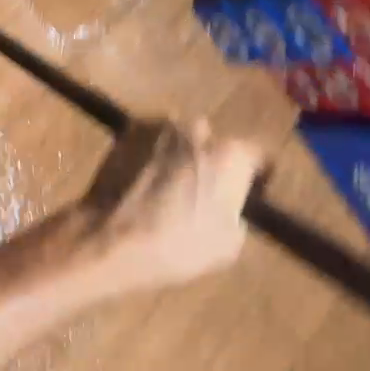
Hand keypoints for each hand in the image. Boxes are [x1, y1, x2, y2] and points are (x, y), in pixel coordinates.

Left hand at [73, 119, 265, 294]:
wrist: (111, 236)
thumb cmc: (176, 246)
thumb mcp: (227, 244)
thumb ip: (237, 212)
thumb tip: (231, 201)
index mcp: (230, 155)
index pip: (258, 153)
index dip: (257, 172)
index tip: (251, 188)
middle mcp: (198, 128)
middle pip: (215, 142)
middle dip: (212, 160)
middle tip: (201, 189)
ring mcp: (162, 123)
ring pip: (181, 137)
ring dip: (180, 154)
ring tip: (165, 184)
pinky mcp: (131, 127)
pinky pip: (152, 138)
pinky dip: (152, 152)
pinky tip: (142, 177)